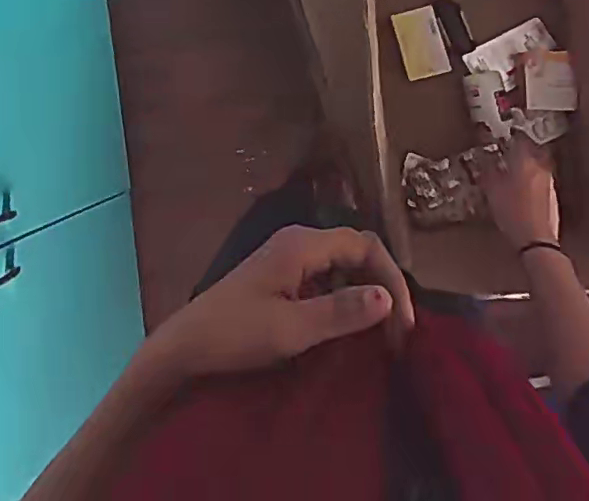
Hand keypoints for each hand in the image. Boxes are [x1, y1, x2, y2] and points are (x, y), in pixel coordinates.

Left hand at [139, 226, 415, 381]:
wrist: (184, 347)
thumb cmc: (235, 335)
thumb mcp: (291, 330)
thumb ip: (341, 311)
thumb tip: (388, 298)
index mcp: (303, 244)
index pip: (364, 245)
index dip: (391, 278)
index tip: (405, 323)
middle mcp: (299, 241)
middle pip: (356, 251)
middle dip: (382, 286)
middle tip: (398, 332)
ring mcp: (289, 256)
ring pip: (343, 264)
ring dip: (366, 293)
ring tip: (380, 332)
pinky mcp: (282, 275)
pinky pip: (326, 277)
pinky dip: (346, 297)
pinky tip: (350, 325)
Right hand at [479, 140, 559, 248]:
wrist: (536, 240)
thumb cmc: (512, 212)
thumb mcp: (492, 189)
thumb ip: (487, 169)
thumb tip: (484, 158)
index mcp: (526, 160)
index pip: (519, 138)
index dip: (510, 135)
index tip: (502, 135)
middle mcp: (540, 167)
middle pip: (530, 150)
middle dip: (518, 150)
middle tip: (506, 152)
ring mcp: (549, 182)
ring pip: (536, 165)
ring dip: (525, 165)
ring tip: (511, 171)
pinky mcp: (552, 197)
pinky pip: (540, 181)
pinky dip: (530, 180)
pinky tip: (521, 190)